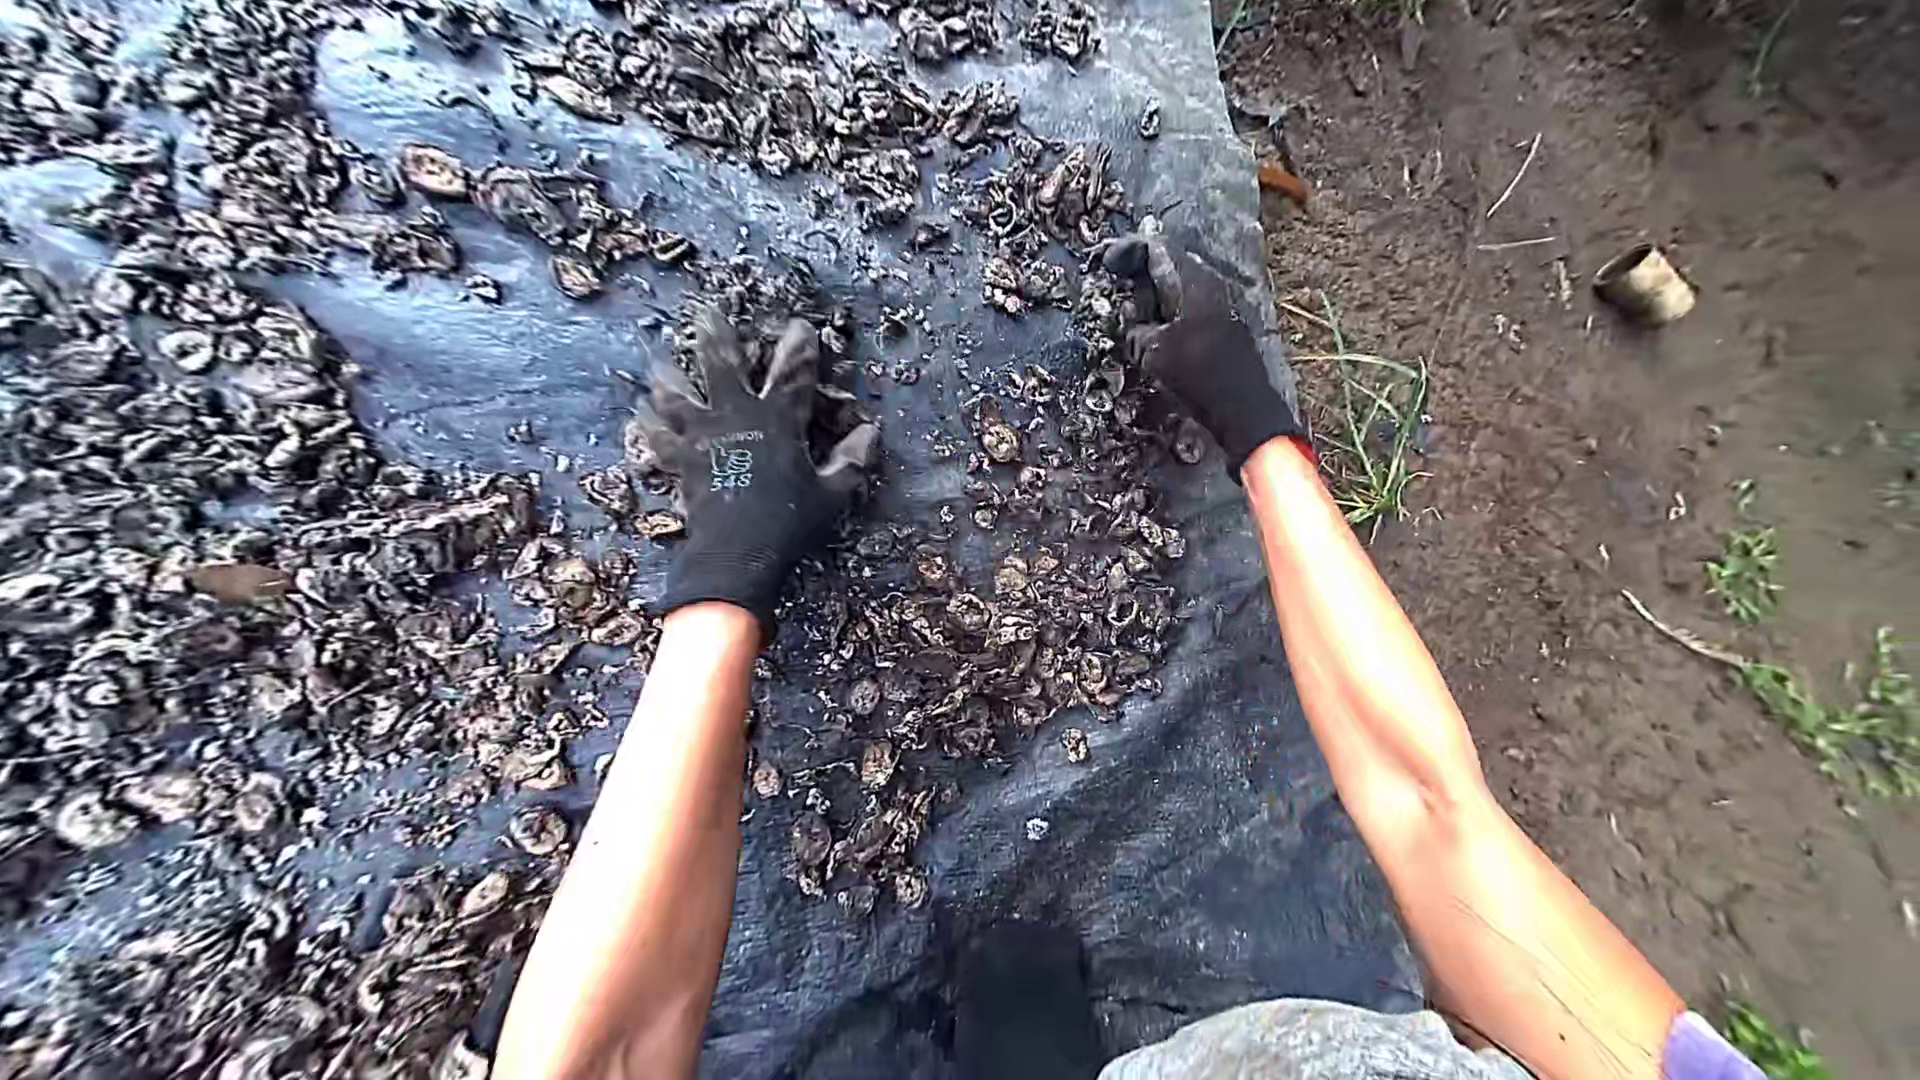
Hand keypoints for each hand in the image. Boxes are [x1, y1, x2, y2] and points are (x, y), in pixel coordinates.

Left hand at [634, 307, 875, 640]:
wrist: (738, 556)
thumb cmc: (790, 524)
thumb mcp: (833, 496)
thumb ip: (852, 462)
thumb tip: (871, 432)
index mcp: (778, 423)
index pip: (793, 375)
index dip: (799, 348)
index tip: (801, 326)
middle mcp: (737, 419)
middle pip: (722, 367)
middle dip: (717, 336)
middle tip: (705, 311)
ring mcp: (704, 439)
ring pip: (679, 397)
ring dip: (670, 378)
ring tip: (659, 362)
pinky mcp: (682, 463)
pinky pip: (659, 440)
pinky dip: (649, 429)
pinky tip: (640, 418)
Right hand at [1101, 233, 1304, 480]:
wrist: (1243, 410)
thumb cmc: (1198, 375)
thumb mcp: (1153, 350)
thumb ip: (1135, 326)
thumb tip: (1129, 316)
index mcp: (1193, 282)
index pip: (1155, 249)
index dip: (1126, 252)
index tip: (1103, 262)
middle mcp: (1208, 286)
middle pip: (1166, 267)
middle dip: (1136, 276)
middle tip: (1113, 289)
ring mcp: (1216, 307)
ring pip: (1175, 291)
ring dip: (1149, 299)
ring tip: (1128, 317)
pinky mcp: (1219, 329)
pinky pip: (1183, 311)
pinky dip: (1162, 316)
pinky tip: (1150, 335)